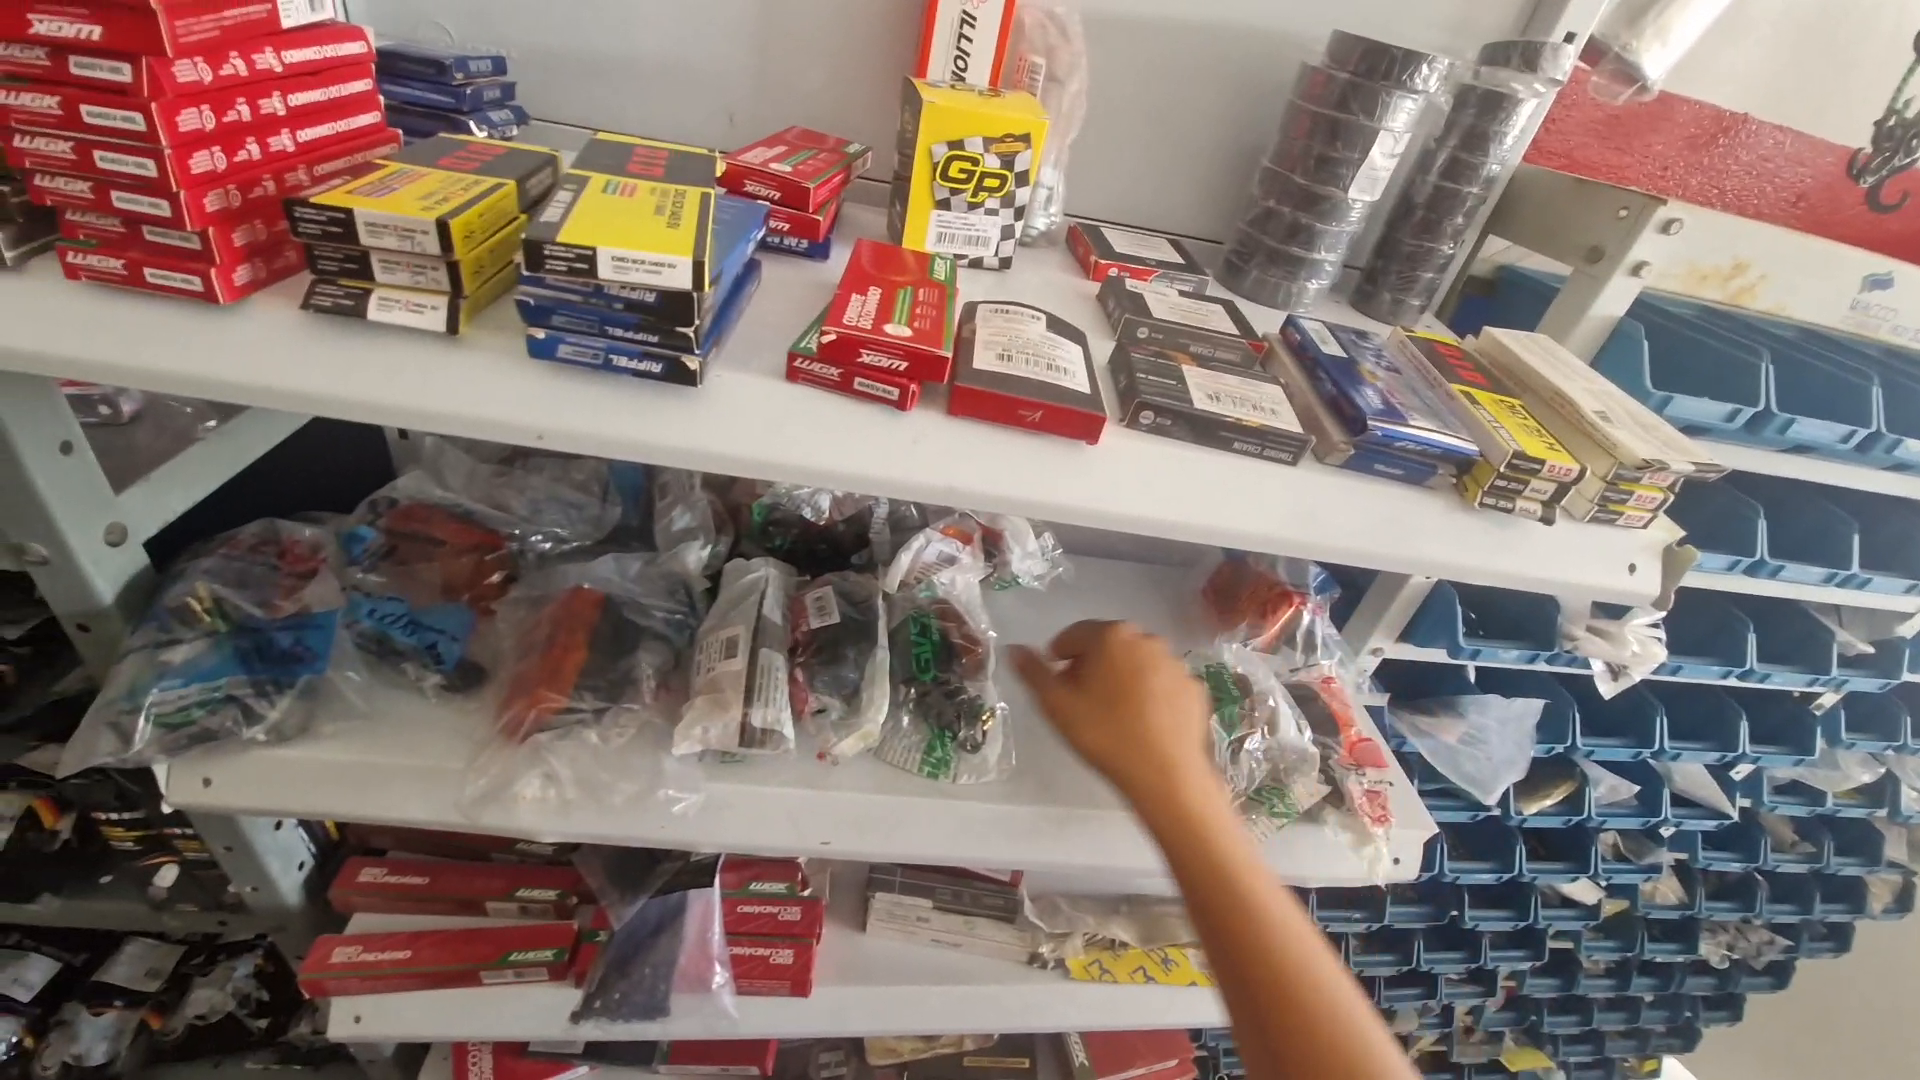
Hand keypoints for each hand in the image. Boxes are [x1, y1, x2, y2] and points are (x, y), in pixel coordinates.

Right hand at [1011, 620, 1218, 802]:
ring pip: (1138, 663)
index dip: (1059, 657)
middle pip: (1108, 645)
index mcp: (1110, 635)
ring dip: (1123, 677)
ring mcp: (1176, 663)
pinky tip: (1144, 722)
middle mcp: (1147, 639)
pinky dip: (1151, 694)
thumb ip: (1032, 672)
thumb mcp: (1056, 705)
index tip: (1057, 684)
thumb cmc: (1104, 734)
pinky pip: (1163, 683)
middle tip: (1082, 700)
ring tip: (1114, 713)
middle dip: (1092, 665)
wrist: (1166, 775)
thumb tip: (1014, 649)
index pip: (1074, 634)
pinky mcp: (1194, 687)